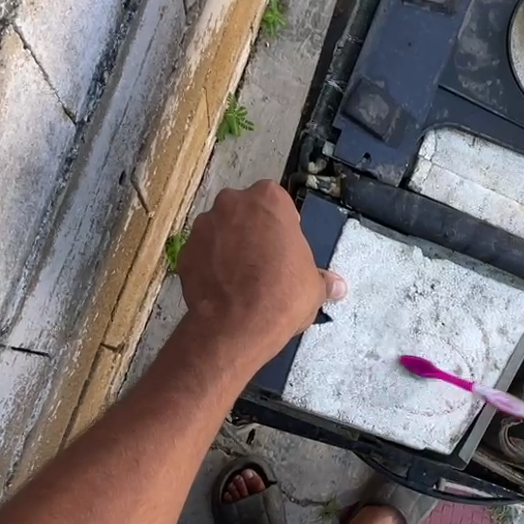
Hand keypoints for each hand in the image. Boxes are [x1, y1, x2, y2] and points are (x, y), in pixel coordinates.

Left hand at [176, 181, 345, 357]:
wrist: (237, 324)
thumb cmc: (283, 295)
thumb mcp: (313, 288)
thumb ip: (322, 280)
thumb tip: (338, 286)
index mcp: (269, 199)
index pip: (277, 203)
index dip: (282, 226)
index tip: (285, 248)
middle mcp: (232, 203)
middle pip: (245, 213)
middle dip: (252, 233)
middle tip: (265, 264)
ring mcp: (204, 226)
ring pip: (220, 232)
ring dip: (229, 249)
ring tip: (242, 281)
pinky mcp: (185, 251)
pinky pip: (202, 255)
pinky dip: (210, 267)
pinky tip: (223, 290)